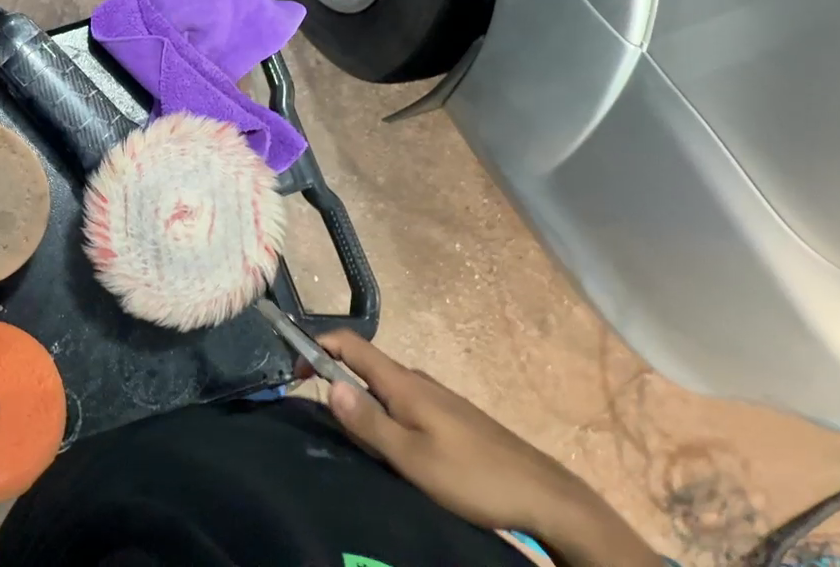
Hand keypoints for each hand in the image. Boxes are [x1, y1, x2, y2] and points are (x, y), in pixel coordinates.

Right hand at [305, 331, 660, 565]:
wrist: (546, 496)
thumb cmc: (473, 476)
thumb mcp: (411, 457)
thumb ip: (368, 421)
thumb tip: (328, 383)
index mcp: (403, 383)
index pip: (349, 343)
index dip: (315, 346)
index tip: (293, 371)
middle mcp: (419, 380)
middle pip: (366, 366)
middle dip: (336, 380)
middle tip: (324, 420)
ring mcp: (439, 397)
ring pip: (386, 388)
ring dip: (363, 402)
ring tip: (358, 439)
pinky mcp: (454, 417)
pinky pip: (406, 403)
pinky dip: (387, 413)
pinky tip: (396, 446)